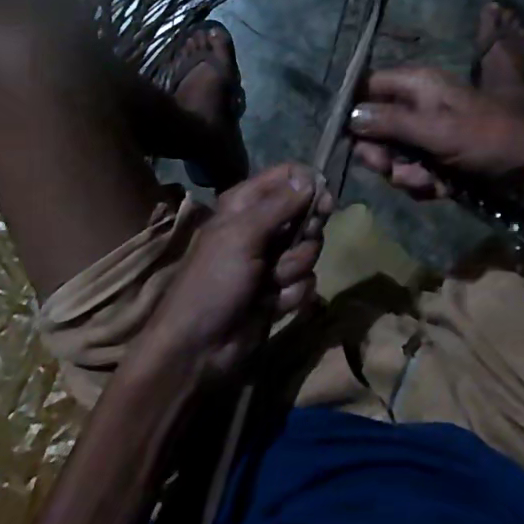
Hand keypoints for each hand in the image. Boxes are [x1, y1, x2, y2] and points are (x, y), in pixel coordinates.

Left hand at [128, 162, 331, 381]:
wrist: (200, 345)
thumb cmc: (214, 281)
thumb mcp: (242, 235)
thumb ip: (279, 205)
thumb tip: (311, 177)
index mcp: (244, 204)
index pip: (287, 178)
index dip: (309, 186)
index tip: (324, 202)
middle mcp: (260, 227)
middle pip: (306, 215)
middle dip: (304, 236)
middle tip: (292, 248)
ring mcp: (271, 260)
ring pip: (309, 251)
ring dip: (293, 269)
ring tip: (271, 283)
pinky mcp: (280, 290)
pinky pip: (305, 282)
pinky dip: (291, 294)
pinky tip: (272, 304)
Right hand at [348, 66, 523, 197]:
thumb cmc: (487, 139)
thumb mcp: (436, 131)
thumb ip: (389, 123)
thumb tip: (348, 116)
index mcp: (418, 84)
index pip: (367, 85)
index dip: (352, 107)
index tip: (345, 134)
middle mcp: (418, 104)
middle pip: (374, 126)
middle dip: (381, 153)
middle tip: (389, 168)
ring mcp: (426, 133)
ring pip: (391, 154)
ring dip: (404, 173)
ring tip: (426, 181)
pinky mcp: (435, 157)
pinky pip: (410, 170)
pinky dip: (422, 182)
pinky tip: (440, 188)